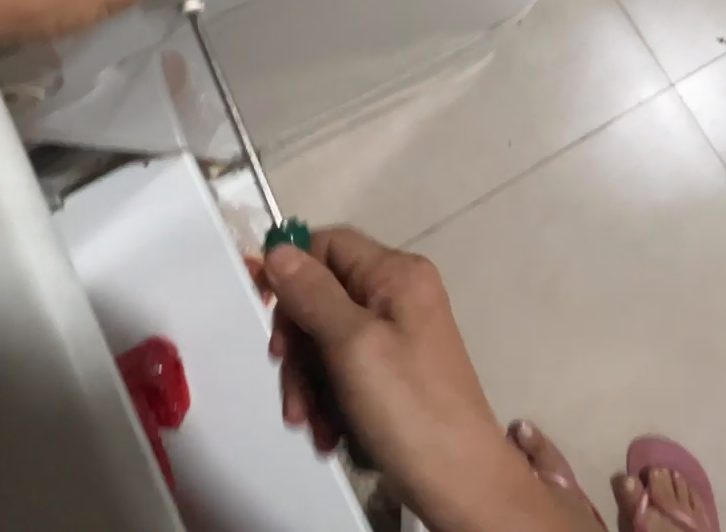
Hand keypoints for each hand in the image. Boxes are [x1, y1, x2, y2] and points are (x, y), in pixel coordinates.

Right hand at [264, 229, 572, 531]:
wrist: (460, 481)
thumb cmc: (408, 406)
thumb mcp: (352, 344)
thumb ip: (312, 293)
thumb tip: (278, 249)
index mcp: (396, 273)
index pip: (330, 244)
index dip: (293, 269)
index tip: (265, 308)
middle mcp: (398, 293)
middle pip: (324, 295)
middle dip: (300, 344)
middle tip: (293, 386)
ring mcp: (397, 332)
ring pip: (328, 337)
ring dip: (310, 381)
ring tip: (311, 422)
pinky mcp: (394, 368)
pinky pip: (345, 367)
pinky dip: (330, 396)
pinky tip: (329, 431)